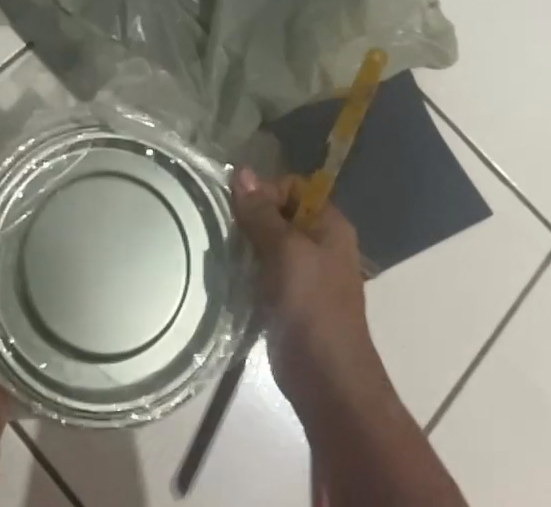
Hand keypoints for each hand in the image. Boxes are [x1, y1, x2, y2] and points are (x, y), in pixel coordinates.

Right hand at [231, 167, 385, 416]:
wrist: (326, 379)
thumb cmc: (311, 306)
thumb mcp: (285, 251)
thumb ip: (261, 213)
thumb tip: (242, 171)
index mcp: (329, 225)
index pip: (293, 187)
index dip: (266, 192)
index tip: (242, 213)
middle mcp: (320, 244)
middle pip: (278, 214)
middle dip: (250, 221)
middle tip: (225, 235)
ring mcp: (305, 274)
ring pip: (266, 245)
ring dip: (244, 248)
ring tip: (222, 257)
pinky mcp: (288, 300)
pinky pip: (262, 273)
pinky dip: (245, 273)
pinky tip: (226, 279)